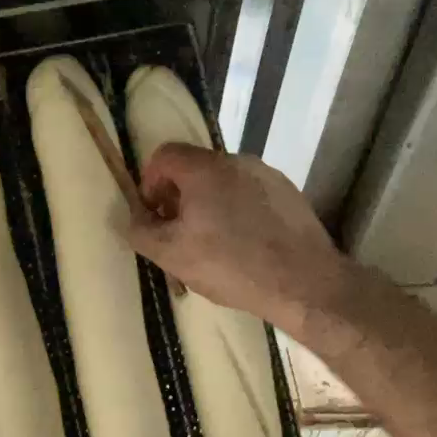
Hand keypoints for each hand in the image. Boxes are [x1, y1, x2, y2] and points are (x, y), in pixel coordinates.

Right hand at [128, 143, 348, 329]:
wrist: (303, 282)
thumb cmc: (230, 265)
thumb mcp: (172, 255)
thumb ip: (142, 232)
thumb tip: (132, 218)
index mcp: (205, 169)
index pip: (164, 155)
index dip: (150, 183)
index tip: (154, 216)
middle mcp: (237, 161)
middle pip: (195, 169)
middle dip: (179, 197)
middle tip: (179, 234)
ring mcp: (267, 175)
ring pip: (224, 183)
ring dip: (209, 206)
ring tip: (213, 245)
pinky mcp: (289, 194)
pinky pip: (250, 195)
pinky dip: (237, 213)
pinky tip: (243, 247)